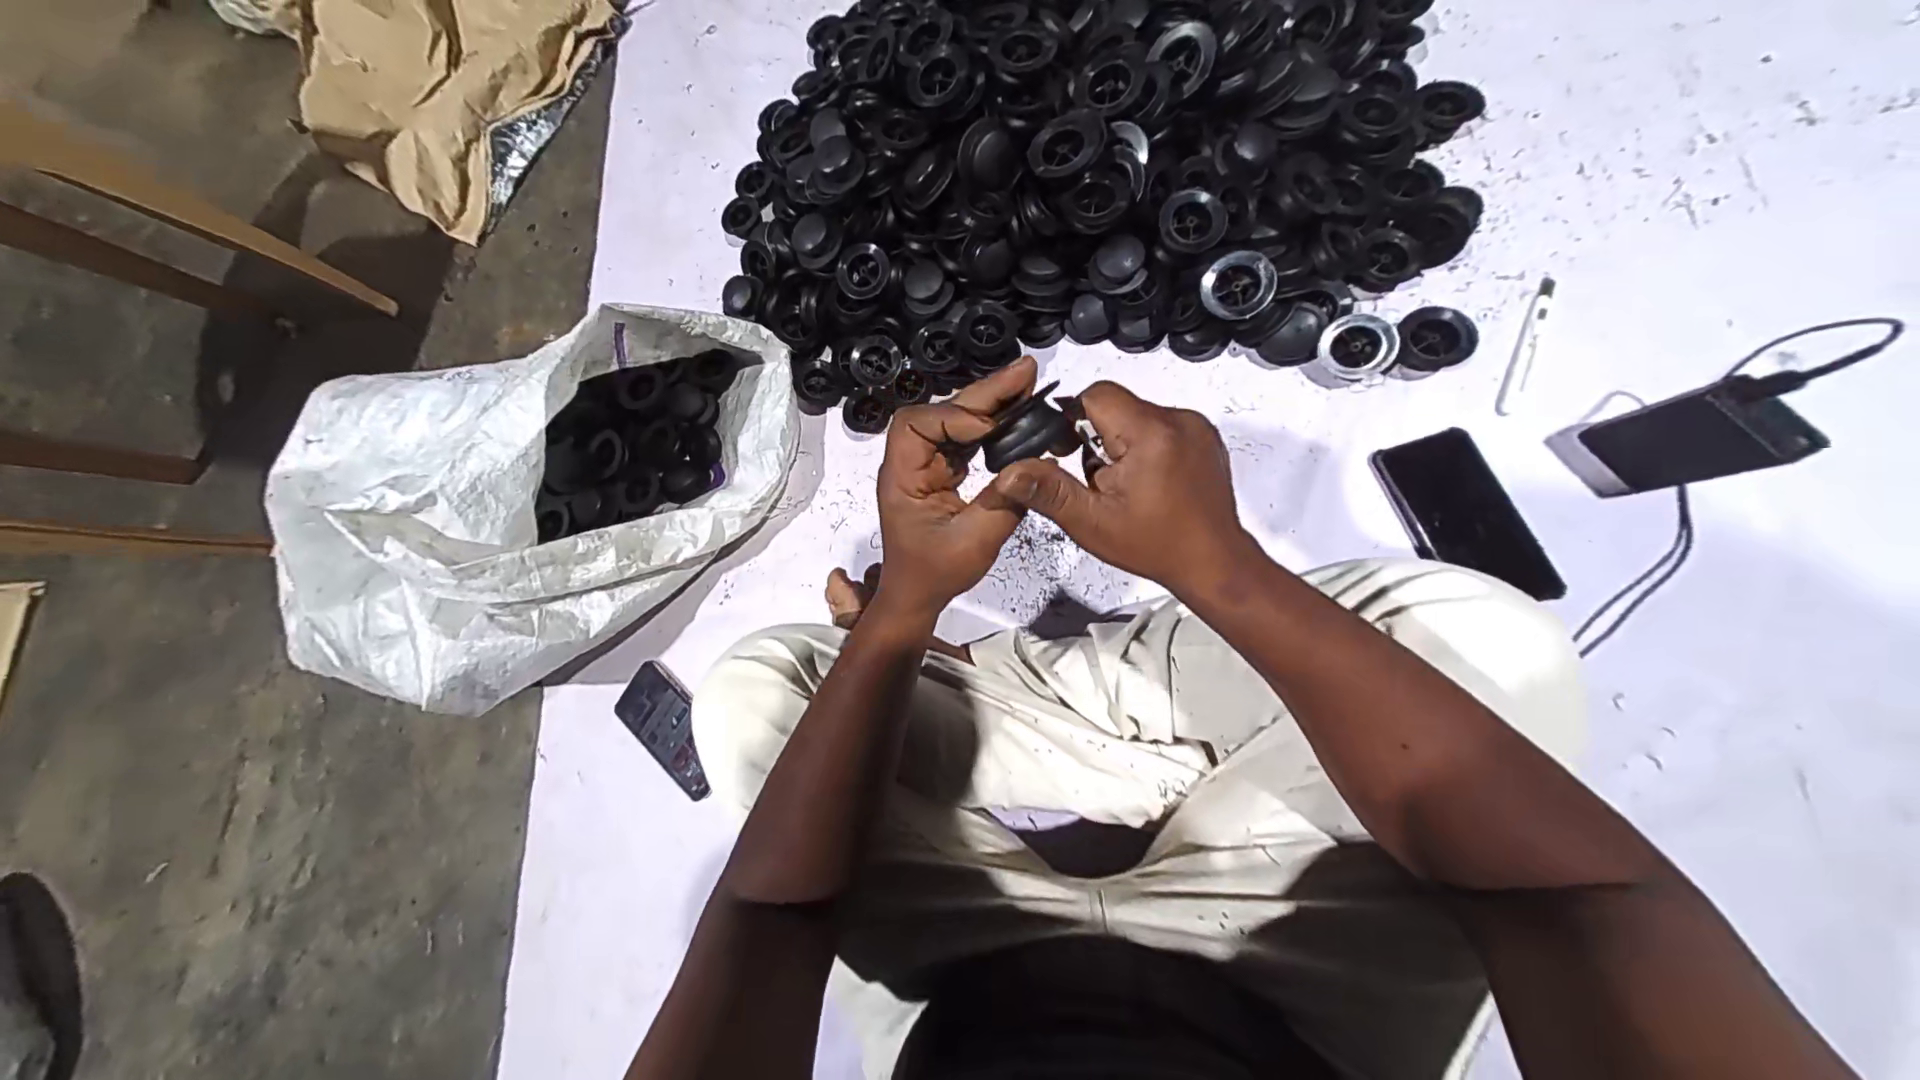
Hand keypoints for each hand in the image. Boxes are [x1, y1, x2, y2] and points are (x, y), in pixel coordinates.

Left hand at [871, 357, 1038, 620]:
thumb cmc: (933, 574)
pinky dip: (990, 425)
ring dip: (990, 403)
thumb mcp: (973, 542)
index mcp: (902, 478)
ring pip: (954, 421)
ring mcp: (925, 465)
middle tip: (1023, 374)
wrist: (917, 594)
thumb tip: (1032, 468)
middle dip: (983, 394)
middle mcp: (910, 464)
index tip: (989, 428)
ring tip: (1025, 385)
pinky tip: (1014, 414)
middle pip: (941, 413)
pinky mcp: (941, 472)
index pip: (916, 424)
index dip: (953, 417)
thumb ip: (1003, 502)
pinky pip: (964, 438)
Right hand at [992, 382, 1261, 599]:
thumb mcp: (1091, 522)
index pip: (1095, 394)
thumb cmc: (1158, 546)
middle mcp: (1177, 421)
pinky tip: (1148, 481)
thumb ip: (1048, 491)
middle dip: (1098, 438)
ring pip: (1136, 415)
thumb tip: (1010, 474)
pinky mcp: (1203, 437)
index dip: (1073, 419)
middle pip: (1115, 406)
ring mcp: (1195, 427)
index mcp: (1150, 435)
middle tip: (1102, 480)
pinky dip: (1145, 447)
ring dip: (1121, 443)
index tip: (1070, 449)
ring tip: (1127, 485)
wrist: (1212, 561)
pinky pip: (1160, 425)